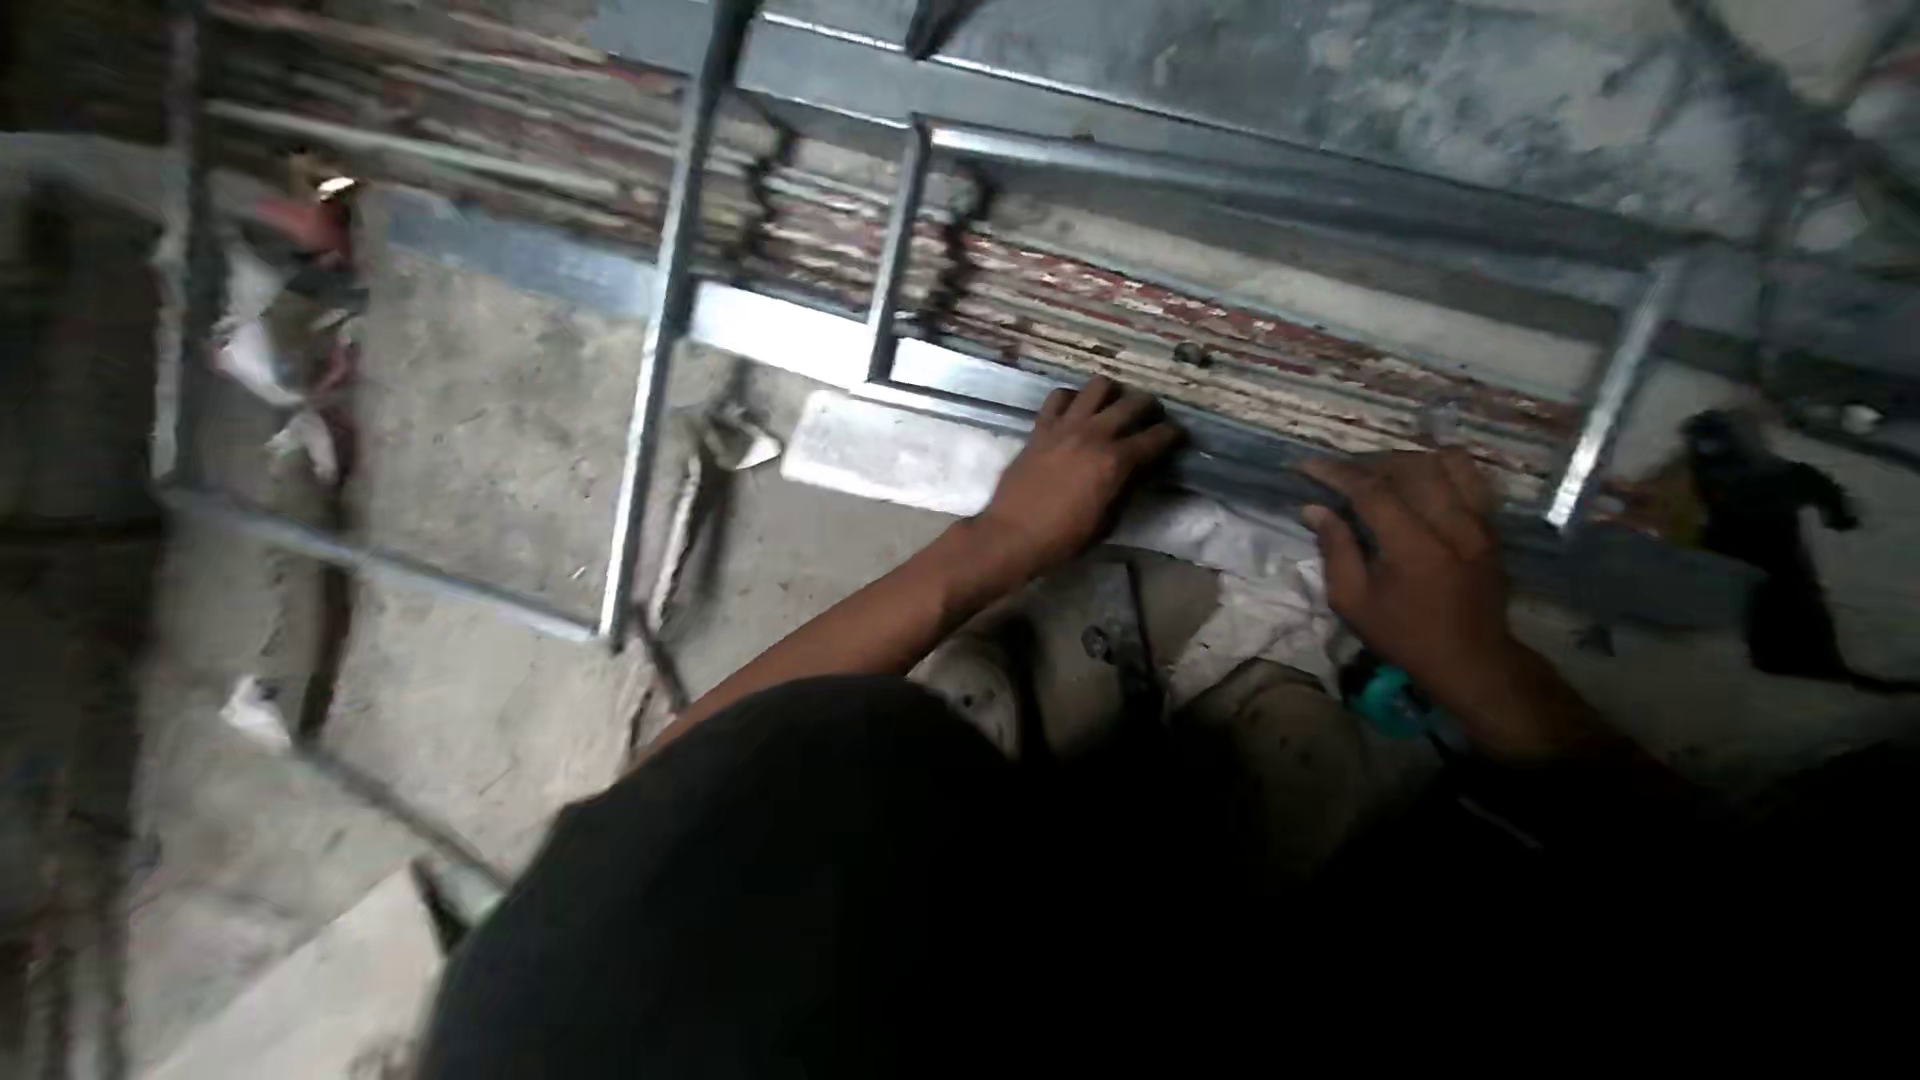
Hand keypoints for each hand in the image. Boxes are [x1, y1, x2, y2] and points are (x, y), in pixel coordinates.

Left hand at [973, 376, 1181, 580]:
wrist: (1012, 535)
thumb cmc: (1063, 537)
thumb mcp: (1106, 521)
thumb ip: (1125, 490)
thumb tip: (1137, 472)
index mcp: (1115, 461)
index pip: (1156, 437)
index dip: (1173, 435)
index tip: (1177, 436)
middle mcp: (1093, 435)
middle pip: (1132, 403)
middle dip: (1149, 407)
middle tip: (1149, 417)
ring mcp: (1064, 427)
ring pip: (1097, 386)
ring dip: (1111, 393)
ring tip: (1111, 406)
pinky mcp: (1040, 428)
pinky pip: (1057, 397)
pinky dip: (1071, 399)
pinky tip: (1074, 411)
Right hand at [1302, 449, 1597, 757]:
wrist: (1470, 659)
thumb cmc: (1402, 634)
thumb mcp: (1351, 600)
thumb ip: (1335, 548)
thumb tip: (1314, 508)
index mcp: (1414, 547)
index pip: (1372, 490)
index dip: (1335, 472)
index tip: (1306, 465)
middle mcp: (1453, 525)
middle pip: (1409, 467)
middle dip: (1366, 462)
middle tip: (1337, 473)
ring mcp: (1479, 523)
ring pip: (1446, 463)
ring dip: (1404, 460)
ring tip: (1377, 473)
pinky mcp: (1491, 527)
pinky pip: (1470, 479)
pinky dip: (1438, 469)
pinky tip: (1415, 481)